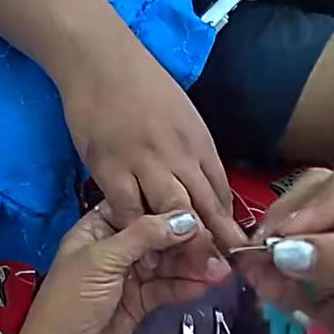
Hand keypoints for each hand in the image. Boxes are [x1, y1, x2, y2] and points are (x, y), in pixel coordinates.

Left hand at [15, 206, 228, 333]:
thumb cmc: (74, 298)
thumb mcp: (104, 259)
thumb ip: (145, 235)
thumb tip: (187, 218)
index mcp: (98, 228)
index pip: (138, 208)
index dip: (169, 210)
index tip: (201, 211)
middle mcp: (115, 247)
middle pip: (158, 237)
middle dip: (187, 242)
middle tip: (217, 246)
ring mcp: (129, 275)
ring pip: (166, 263)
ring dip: (192, 266)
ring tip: (219, 270)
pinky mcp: (140, 300)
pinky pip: (166, 287)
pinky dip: (185, 286)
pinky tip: (205, 285)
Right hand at [58, 56, 247, 258]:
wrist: (99, 58)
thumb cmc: (141, 84)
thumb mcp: (182, 116)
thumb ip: (192, 153)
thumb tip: (202, 186)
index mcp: (199, 142)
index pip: (221, 192)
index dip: (228, 226)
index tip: (234, 251)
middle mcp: (179, 154)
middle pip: (204, 207)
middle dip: (215, 244)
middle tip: (221, 274)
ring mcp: (145, 162)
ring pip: (173, 212)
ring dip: (181, 244)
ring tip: (187, 271)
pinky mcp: (111, 168)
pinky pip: (129, 210)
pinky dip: (138, 234)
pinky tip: (143, 254)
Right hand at [236, 156, 333, 333]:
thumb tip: (287, 248)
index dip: (324, 197)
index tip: (293, 231)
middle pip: (318, 198)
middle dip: (288, 221)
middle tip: (263, 248)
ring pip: (295, 235)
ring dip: (271, 252)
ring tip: (257, 276)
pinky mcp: (321, 289)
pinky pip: (287, 273)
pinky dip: (271, 280)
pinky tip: (267, 293)